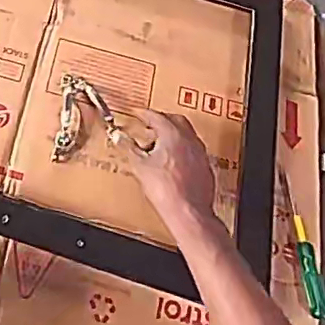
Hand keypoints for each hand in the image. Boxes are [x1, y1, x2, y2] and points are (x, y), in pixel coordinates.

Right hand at [130, 113, 219, 235]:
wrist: (188, 212)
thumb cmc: (167, 190)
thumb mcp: (140, 166)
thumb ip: (128, 147)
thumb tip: (119, 136)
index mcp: (173, 135)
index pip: (157, 116)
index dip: (144, 113)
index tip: (137, 112)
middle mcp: (190, 140)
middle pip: (176, 120)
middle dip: (161, 120)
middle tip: (149, 124)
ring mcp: (200, 153)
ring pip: (186, 134)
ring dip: (173, 134)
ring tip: (159, 143)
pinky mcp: (205, 167)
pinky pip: (193, 150)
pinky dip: (181, 149)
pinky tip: (173, 161)